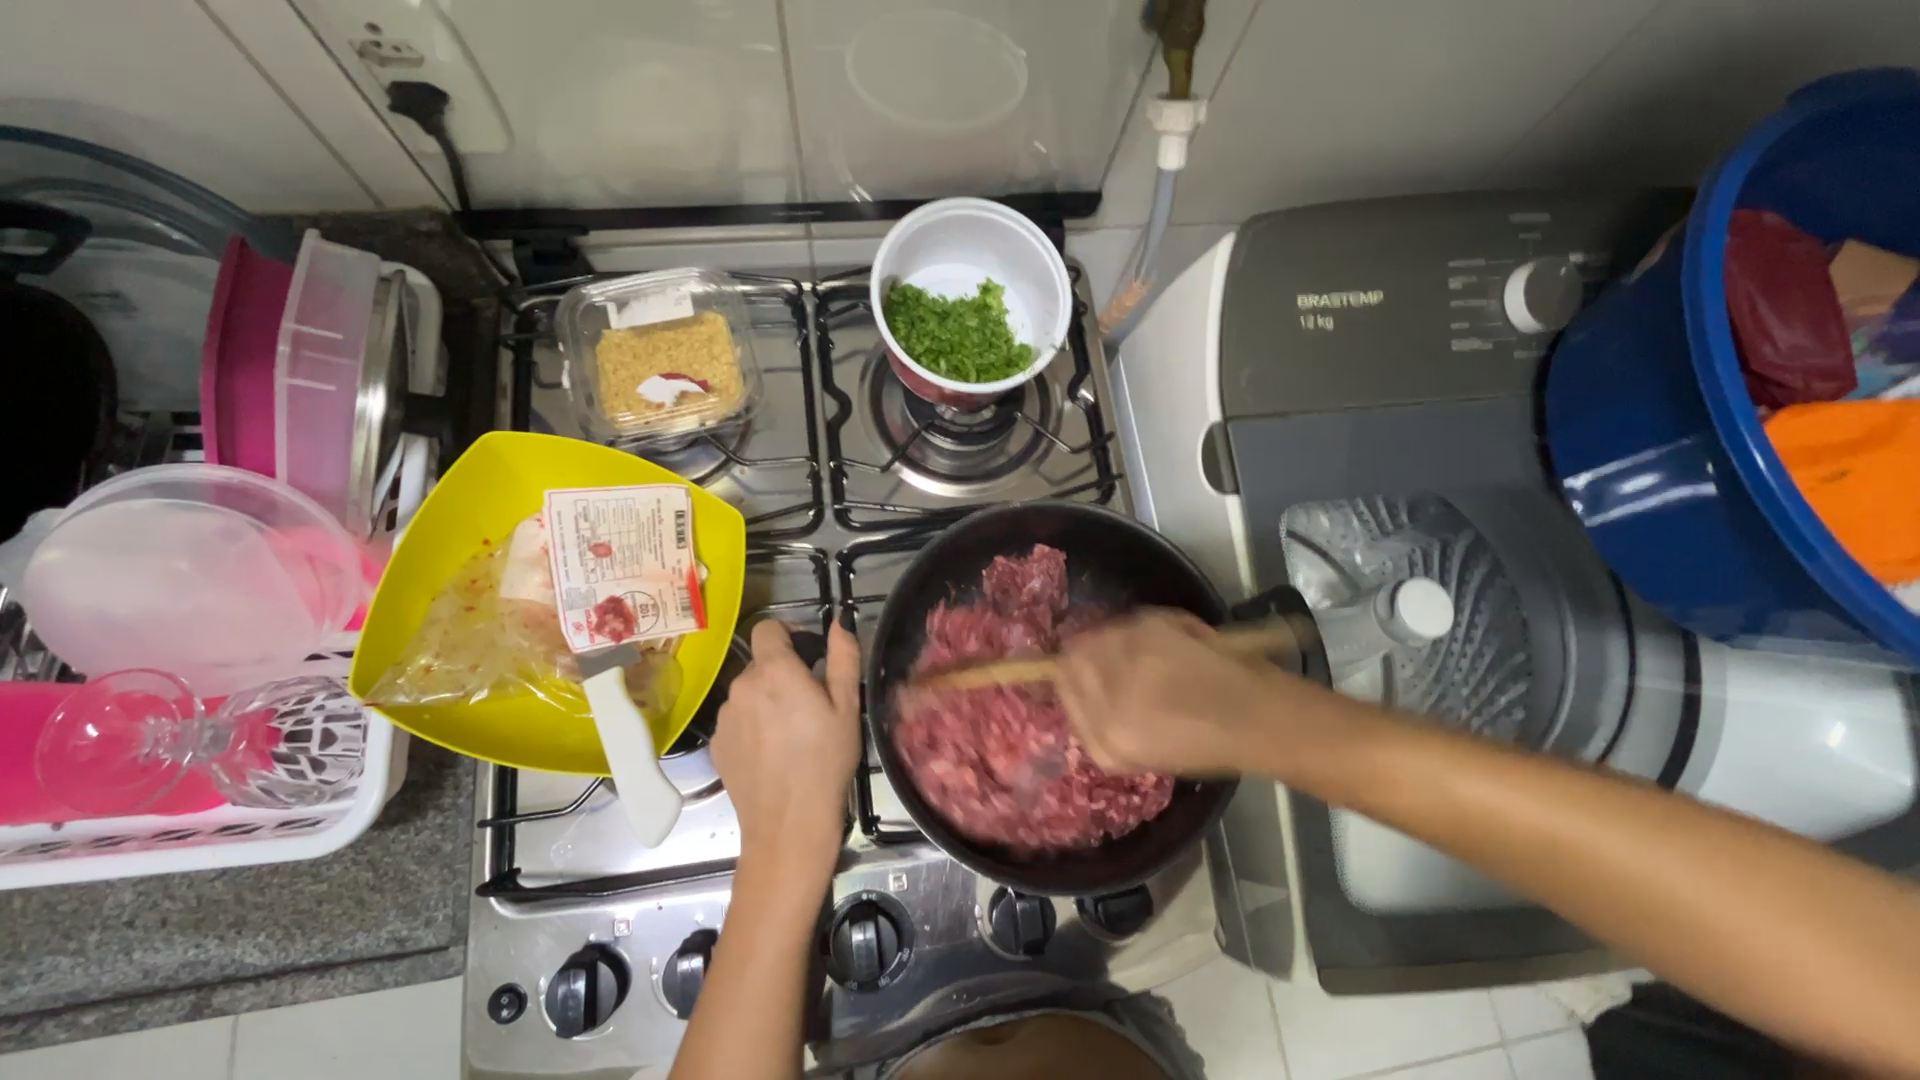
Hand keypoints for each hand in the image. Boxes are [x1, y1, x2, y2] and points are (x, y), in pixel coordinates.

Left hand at [712, 619, 860, 865]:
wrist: (789, 822)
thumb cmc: (826, 760)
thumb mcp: (847, 706)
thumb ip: (843, 656)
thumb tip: (838, 620)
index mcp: (775, 671)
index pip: (767, 628)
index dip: (788, 633)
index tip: (808, 654)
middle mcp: (741, 686)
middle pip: (760, 663)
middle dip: (783, 673)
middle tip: (811, 704)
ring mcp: (725, 717)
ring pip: (748, 693)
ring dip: (767, 700)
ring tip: (792, 733)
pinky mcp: (717, 744)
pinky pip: (736, 720)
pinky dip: (753, 726)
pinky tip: (772, 753)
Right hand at [1057, 608, 1324, 774]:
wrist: (1259, 718)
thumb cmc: (1208, 745)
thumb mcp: (1143, 753)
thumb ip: (1105, 727)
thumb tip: (1085, 693)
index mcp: (1109, 740)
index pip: (1065, 698)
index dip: (1072, 685)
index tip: (1086, 682)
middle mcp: (1110, 701)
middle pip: (1070, 664)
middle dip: (1082, 660)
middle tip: (1105, 662)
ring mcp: (1128, 662)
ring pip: (1092, 639)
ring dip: (1106, 642)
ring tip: (1132, 652)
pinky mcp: (1149, 631)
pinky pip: (1124, 625)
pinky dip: (1134, 630)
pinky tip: (1158, 643)